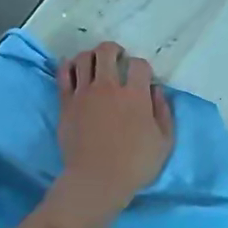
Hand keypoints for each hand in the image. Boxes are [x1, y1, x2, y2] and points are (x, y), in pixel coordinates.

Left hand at [52, 42, 173, 218]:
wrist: (96, 177)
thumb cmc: (135, 164)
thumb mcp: (164, 141)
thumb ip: (163, 111)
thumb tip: (156, 90)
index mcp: (134, 95)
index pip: (139, 65)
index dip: (142, 67)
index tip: (141, 76)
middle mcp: (107, 87)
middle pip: (106, 52)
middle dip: (114, 50)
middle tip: (117, 57)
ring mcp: (83, 92)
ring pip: (83, 58)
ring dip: (91, 55)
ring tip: (96, 62)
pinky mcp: (65, 101)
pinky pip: (63, 74)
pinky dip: (68, 65)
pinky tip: (73, 66)